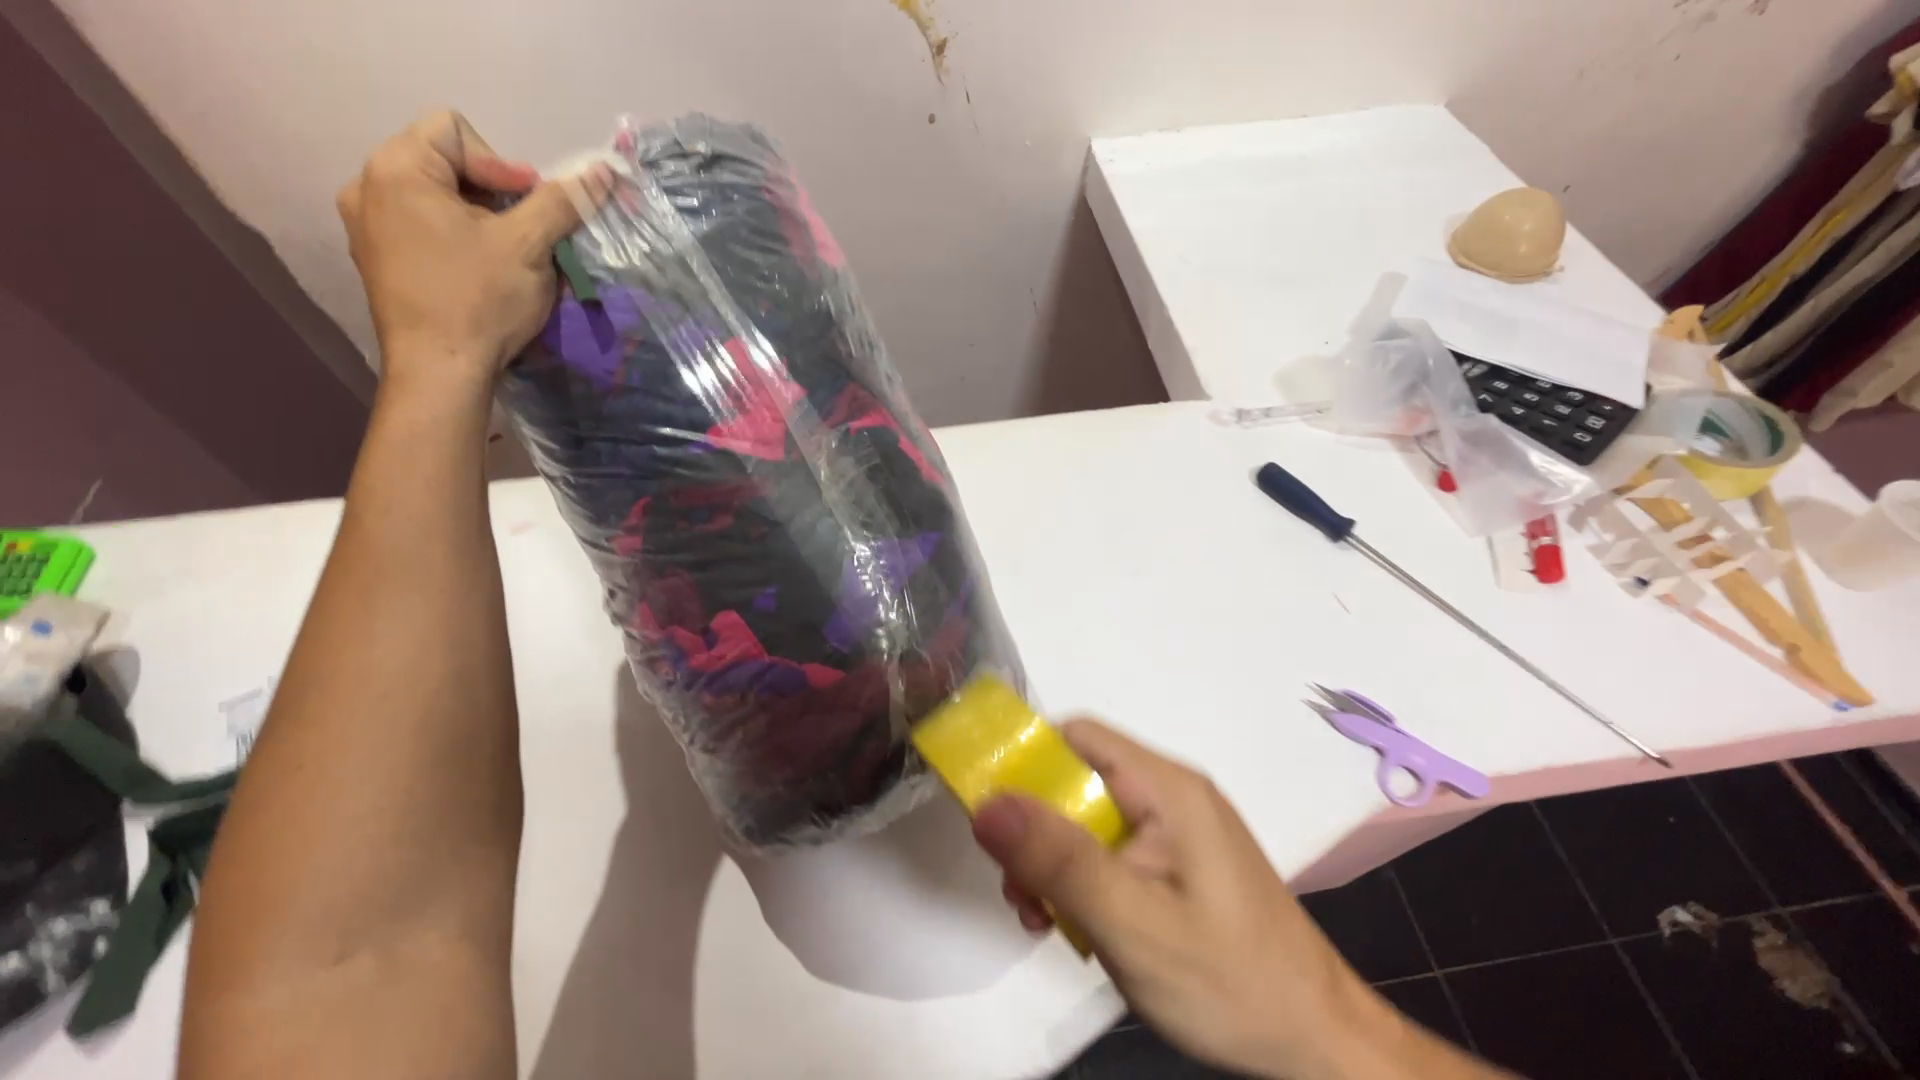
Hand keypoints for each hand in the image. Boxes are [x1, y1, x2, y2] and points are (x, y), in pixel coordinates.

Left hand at [337, 109, 610, 388]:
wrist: (439, 372)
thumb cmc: (479, 300)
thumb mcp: (529, 245)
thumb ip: (562, 201)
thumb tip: (601, 171)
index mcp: (397, 169)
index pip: (455, 129)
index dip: (503, 163)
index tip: (530, 206)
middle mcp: (368, 187)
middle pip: (444, 162)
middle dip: (494, 191)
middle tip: (526, 231)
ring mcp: (366, 226)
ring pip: (435, 197)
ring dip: (479, 217)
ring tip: (507, 253)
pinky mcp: (376, 260)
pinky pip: (422, 228)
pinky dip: (456, 239)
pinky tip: (478, 271)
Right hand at [972, 722, 1389, 1079]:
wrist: (1318, 1043)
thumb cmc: (1229, 979)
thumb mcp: (1131, 922)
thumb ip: (1059, 860)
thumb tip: (986, 801)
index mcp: (1167, 789)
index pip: (1078, 738)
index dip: (1025, 761)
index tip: (988, 813)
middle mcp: (1171, 797)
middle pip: (1078, 782)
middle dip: (1034, 829)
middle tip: (1018, 890)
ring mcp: (1177, 835)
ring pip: (1089, 822)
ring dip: (1054, 864)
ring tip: (1041, 920)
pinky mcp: (1179, 868)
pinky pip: (1112, 855)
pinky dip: (1082, 883)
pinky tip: (1075, 928)